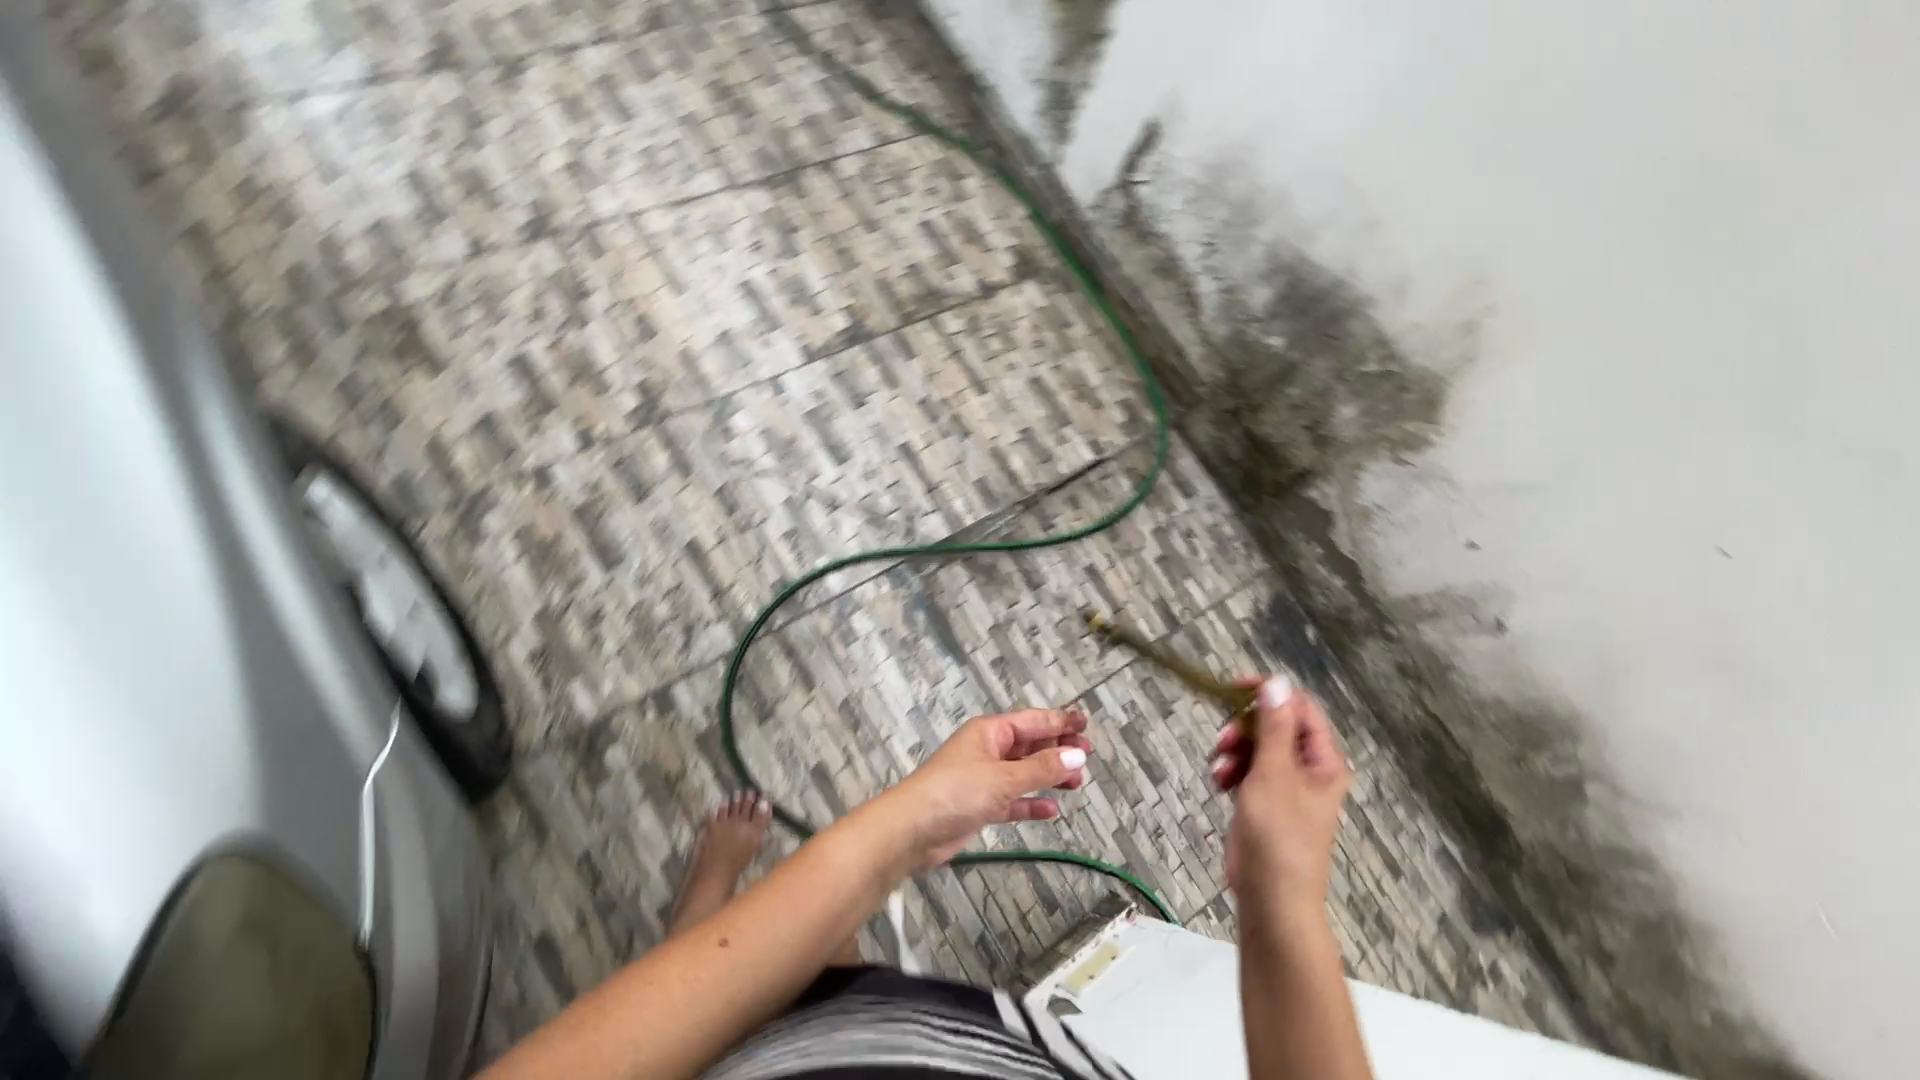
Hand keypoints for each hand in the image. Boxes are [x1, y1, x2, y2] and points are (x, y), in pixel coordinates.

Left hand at [884, 707, 1091, 869]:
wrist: (912, 829)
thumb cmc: (956, 791)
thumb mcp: (1003, 777)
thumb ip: (1042, 768)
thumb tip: (1078, 754)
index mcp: (990, 732)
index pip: (1032, 721)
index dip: (1059, 721)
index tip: (1086, 722)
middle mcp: (987, 750)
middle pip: (1029, 745)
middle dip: (1058, 750)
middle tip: (1088, 756)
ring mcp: (983, 778)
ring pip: (1024, 773)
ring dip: (1049, 777)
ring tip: (1078, 783)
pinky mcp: (980, 805)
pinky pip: (1013, 800)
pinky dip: (1031, 803)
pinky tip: (1052, 810)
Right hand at [1211, 675, 1349, 920]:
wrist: (1271, 896)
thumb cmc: (1279, 834)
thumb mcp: (1275, 773)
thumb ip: (1274, 726)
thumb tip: (1277, 683)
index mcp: (1324, 760)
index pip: (1299, 708)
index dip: (1268, 694)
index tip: (1233, 688)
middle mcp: (1308, 769)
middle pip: (1274, 726)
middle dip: (1244, 728)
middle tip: (1223, 740)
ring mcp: (1285, 786)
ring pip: (1257, 747)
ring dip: (1234, 750)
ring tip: (1219, 769)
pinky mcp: (1264, 802)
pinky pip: (1247, 771)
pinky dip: (1231, 771)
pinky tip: (1219, 783)